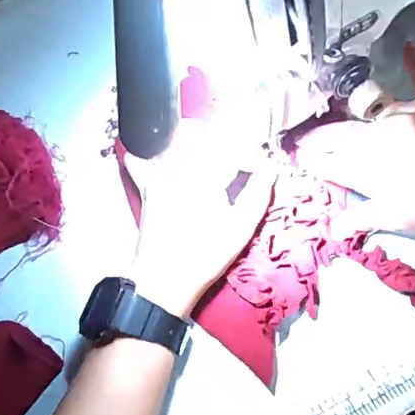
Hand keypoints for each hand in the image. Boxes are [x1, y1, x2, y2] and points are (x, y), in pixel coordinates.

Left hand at [125, 119, 274, 315]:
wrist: (164, 280)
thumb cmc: (207, 254)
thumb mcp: (242, 227)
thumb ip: (259, 192)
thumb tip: (271, 168)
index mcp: (207, 172)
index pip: (233, 148)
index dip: (252, 155)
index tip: (263, 167)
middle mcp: (180, 165)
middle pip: (202, 135)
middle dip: (225, 140)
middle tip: (241, 157)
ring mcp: (159, 174)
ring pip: (175, 141)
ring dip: (195, 139)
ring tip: (211, 151)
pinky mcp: (147, 188)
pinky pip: (142, 160)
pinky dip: (150, 154)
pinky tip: (155, 155)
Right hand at [296, 45, 414, 235]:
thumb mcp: (412, 220)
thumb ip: (369, 217)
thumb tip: (337, 225)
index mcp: (377, 169)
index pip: (333, 163)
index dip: (313, 161)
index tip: (298, 160)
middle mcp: (386, 136)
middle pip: (345, 134)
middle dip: (323, 139)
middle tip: (307, 142)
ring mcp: (414, 113)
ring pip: (374, 110)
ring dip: (356, 114)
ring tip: (342, 115)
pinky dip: (412, 62)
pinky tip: (405, 50)